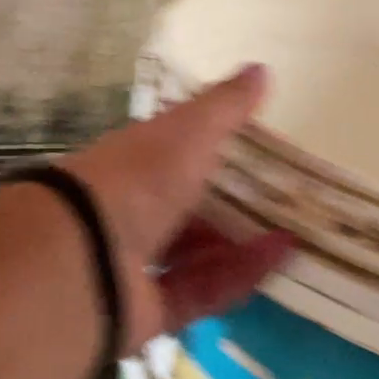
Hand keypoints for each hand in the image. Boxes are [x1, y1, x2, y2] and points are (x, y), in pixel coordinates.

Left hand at [59, 65, 294, 354]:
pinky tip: (279, 258)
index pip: (174, 154)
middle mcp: (131, 212)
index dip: (213, 151)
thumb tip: (261, 68)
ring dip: (243, 244)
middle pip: (187, 210)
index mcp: (132, 165)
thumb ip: (224, 107)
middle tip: (287, 201)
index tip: (259, 151)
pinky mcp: (149, 309)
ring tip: (294, 232)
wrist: (83, 257)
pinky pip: (201, 291)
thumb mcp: (186, 132)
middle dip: (233, 206)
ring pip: (197, 254)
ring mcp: (137, 263)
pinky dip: (239, 276)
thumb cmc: (137, 179)